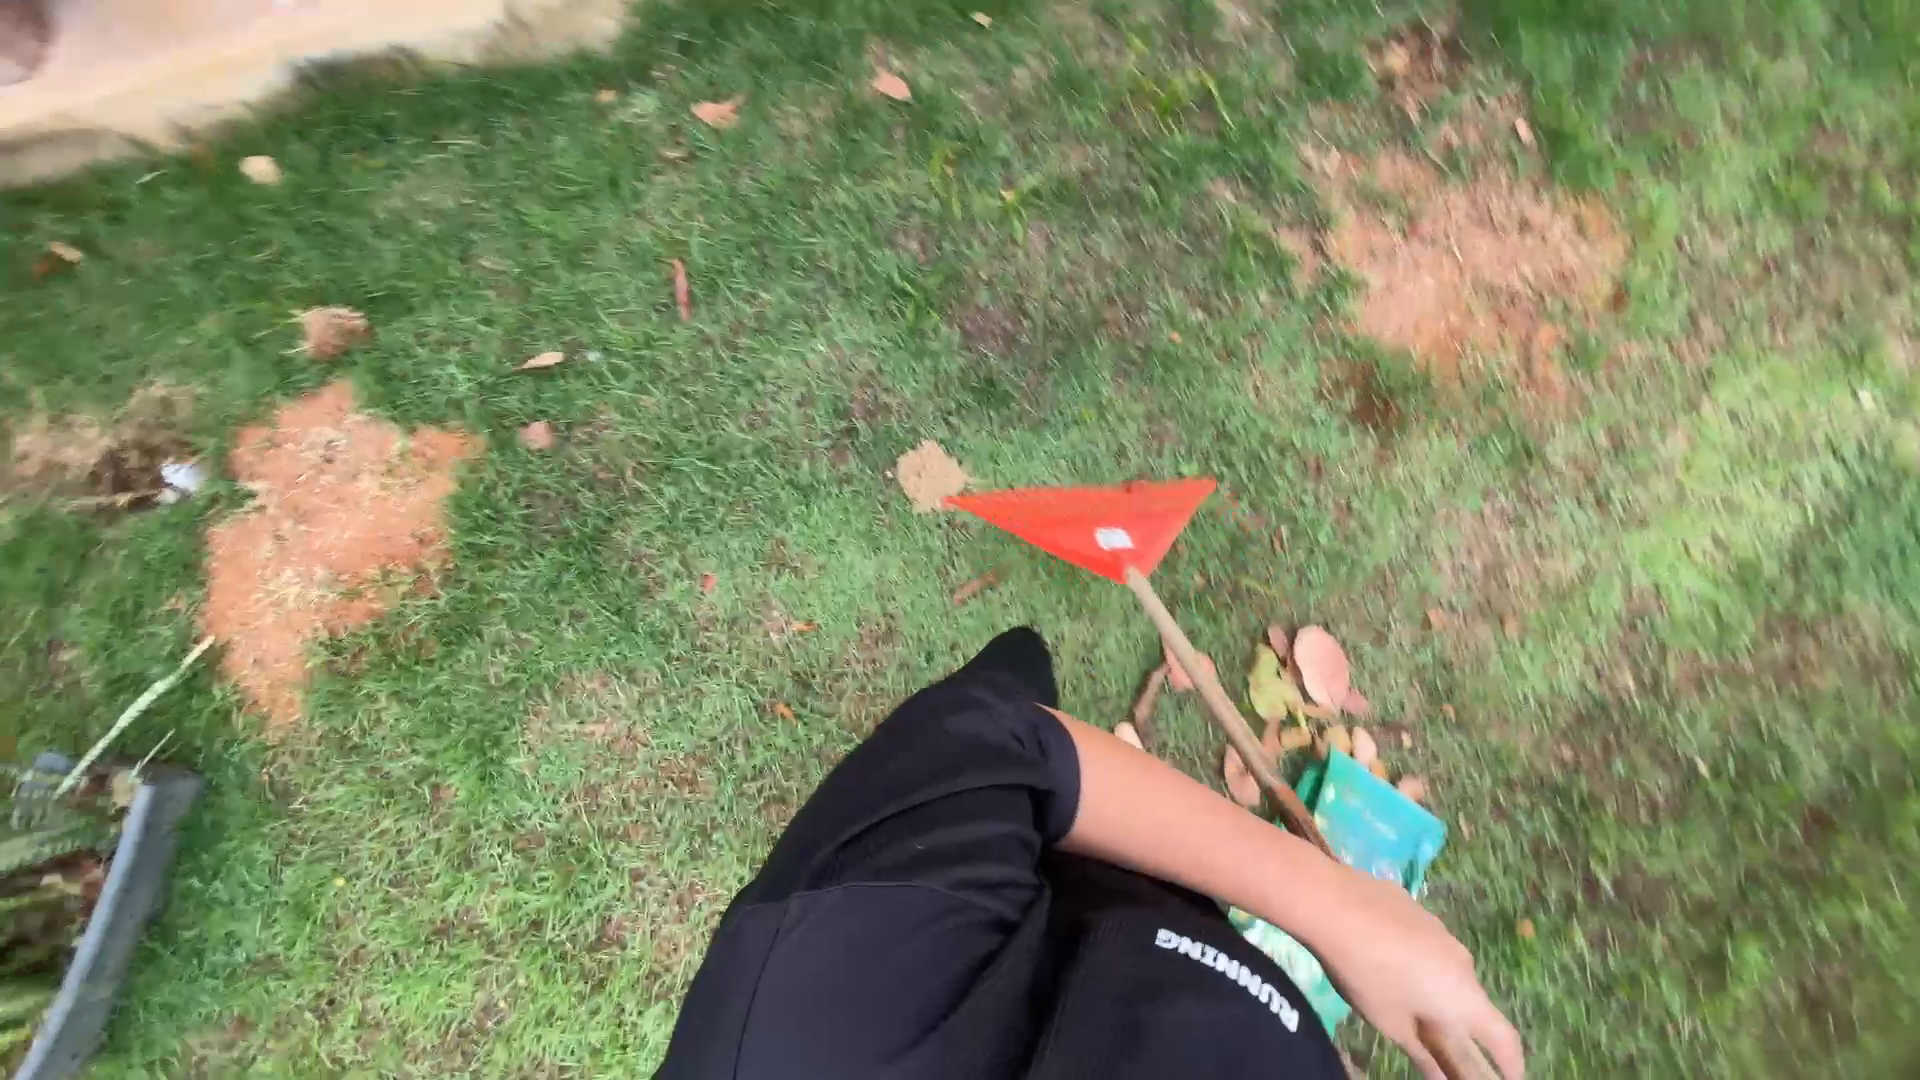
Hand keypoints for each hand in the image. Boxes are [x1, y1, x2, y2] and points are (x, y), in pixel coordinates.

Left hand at [1297, 863, 1524, 1079]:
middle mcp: (1462, 961)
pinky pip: (1421, 937)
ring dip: (1432, 981)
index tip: (1509, 1076)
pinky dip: (1411, 951)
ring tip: (1400, 986)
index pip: (1505, 1038)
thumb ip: (1423, 1054)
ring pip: (1445, 964)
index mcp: (1466, 998)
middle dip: (1458, 1018)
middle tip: (1435, 1030)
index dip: (1511, 1063)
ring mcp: (1438, 927)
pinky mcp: (1412, 904)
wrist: (1332, 901)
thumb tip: (1442, 1077)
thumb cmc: (1364, 972)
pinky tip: (1380, 949)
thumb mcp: (1390, 1023)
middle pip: (1471, 998)